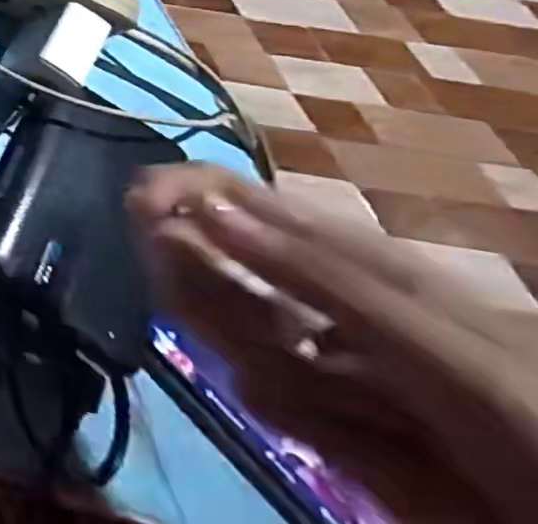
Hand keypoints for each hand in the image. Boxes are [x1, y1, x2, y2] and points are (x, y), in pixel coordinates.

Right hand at [130, 165, 537, 523]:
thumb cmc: (530, 416)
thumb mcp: (441, 345)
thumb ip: (317, 276)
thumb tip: (201, 205)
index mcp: (348, 258)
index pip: (239, 200)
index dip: (182, 191)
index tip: (138, 203)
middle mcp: (314, 294)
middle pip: (214, 271)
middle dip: (234, 309)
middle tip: (295, 351)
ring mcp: (308, 352)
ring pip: (228, 334)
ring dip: (288, 377)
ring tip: (383, 420)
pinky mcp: (307, 408)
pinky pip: (260, 396)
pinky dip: (309, 421)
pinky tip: (374, 445)